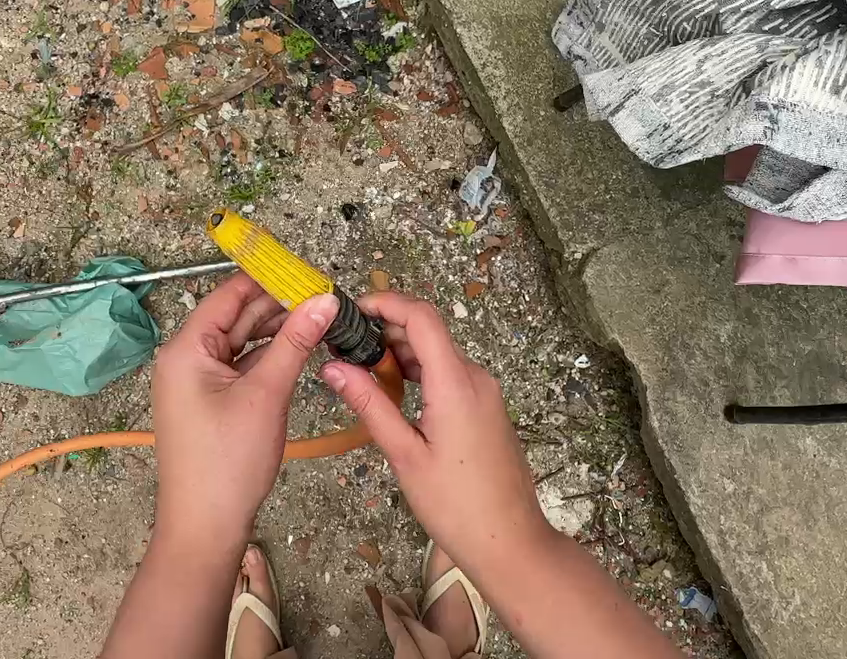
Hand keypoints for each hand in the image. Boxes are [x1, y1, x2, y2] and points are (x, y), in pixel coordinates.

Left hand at [149, 273, 336, 547]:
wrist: (205, 531)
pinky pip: (243, 363)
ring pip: (243, 339)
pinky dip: (270, 355)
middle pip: (237, 315)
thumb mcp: (265, 394)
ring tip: (320, 317)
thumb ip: (295, 341)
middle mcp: (187, 356)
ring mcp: (199, 379)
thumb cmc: (227, 461)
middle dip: (279, 304)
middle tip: (324, 295)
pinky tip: (301, 347)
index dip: (268, 278)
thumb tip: (325, 299)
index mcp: (187, 347)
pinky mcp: (212, 399)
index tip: (309, 270)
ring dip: (278, 329)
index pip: (229, 293)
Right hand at [319, 292, 552, 572]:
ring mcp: (484, 390)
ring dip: (401, 351)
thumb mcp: (404, 455)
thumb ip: (370, 404)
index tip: (351, 310)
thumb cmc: (455, 505)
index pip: (421, 316)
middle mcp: (474, 376)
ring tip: (362, 368)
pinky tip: (394, 390)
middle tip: (346, 345)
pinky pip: (449, 372)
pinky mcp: (485, 405)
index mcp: (455, 382)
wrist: (513, 545)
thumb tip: (333, 367)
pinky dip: (419, 370)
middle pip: (428, 330)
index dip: (386, 302)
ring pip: (438, 351)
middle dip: (386, 327)